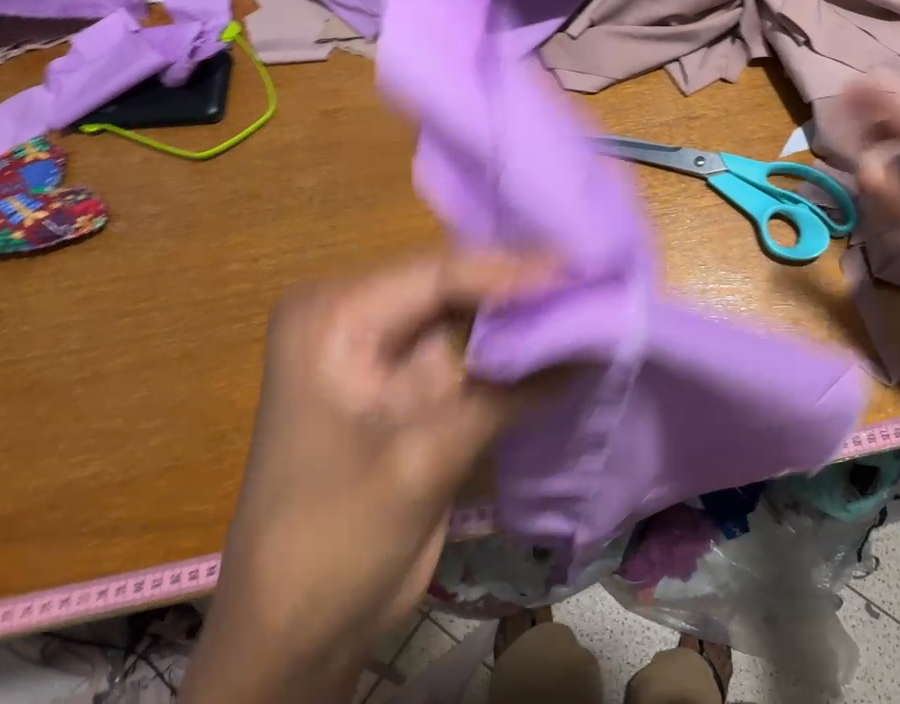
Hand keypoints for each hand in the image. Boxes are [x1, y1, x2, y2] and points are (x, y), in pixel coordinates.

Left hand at [186, 252, 554, 703]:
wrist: (299, 628)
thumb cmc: (338, 536)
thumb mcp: (424, 457)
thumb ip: (507, 391)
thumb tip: (592, 342)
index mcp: (332, 317)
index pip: (438, 272)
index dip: (516, 272)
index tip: (586, 276)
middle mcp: (355, 318)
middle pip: (455, 285)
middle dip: (526, 289)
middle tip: (601, 282)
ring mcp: (383, 353)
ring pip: (470, 316)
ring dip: (527, 319)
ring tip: (596, 304)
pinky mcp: (410, 388)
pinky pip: (471, 355)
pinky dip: (516, 354)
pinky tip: (567, 345)